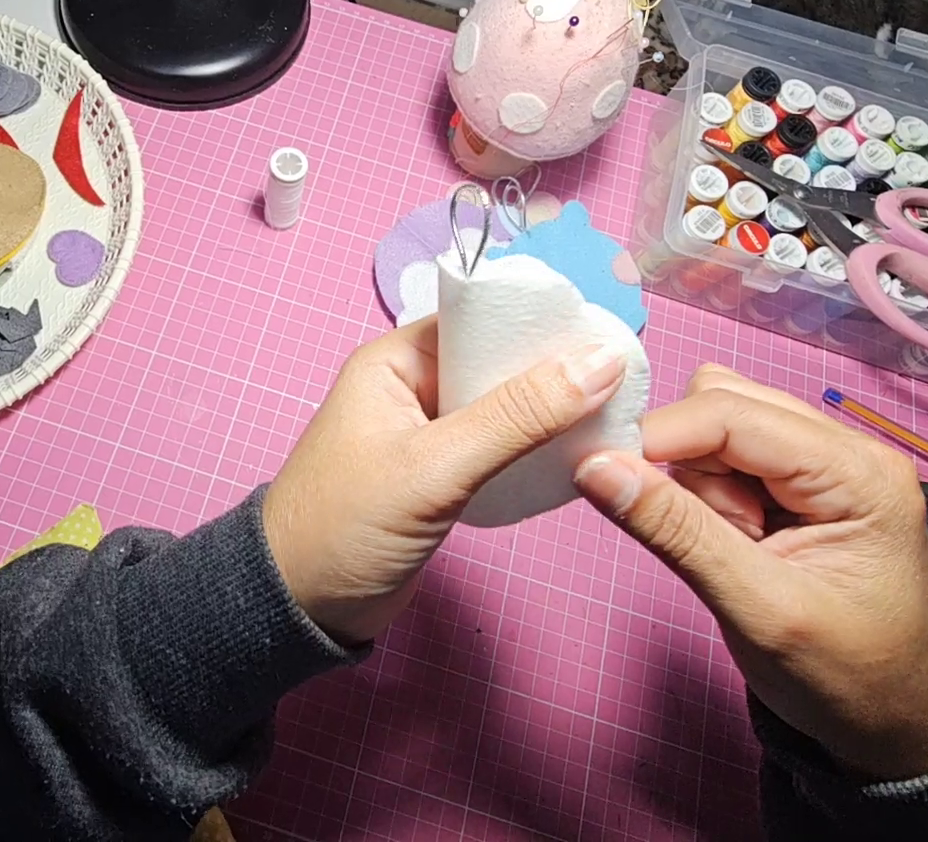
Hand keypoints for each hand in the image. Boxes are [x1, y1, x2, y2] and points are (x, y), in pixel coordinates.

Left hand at [263, 316, 628, 644]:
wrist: (302, 606)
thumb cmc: (348, 524)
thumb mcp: (434, 466)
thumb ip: (516, 416)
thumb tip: (598, 360)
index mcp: (397, 360)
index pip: (478, 321)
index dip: (537, 322)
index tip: (604, 332)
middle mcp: (413, 385)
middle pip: (495, 362)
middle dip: (551, 369)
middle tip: (625, 378)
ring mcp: (427, 431)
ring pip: (501, 405)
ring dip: (548, 412)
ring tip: (614, 413)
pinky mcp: (440, 473)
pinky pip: (497, 445)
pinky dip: (532, 447)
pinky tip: (575, 454)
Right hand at [574, 365, 927, 781]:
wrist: (886, 724)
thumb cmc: (843, 676)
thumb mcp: (757, 609)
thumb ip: (674, 530)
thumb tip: (593, 466)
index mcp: (856, 472)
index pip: (730, 413)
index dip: (659, 434)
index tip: (602, 472)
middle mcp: (839, 447)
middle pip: (720, 401)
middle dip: (686, 459)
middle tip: (703, 530)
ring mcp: (815, 458)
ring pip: (711, 420)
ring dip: (694, 476)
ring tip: (727, 539)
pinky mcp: (788, 476)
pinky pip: (715, 452)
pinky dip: (700, 487)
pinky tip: (729, 532)